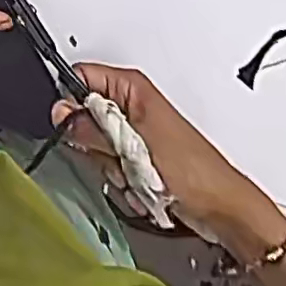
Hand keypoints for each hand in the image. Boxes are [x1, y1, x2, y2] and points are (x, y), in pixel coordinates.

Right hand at [52, 64, 285, 257]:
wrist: (222, 208)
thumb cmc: (193, 171)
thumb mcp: (133, 147)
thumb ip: (93, 128)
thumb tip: (63, 113)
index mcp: (130, 86)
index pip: (79, 77)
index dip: (70, 102)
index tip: (71, 126)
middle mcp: (130, 103)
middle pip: (84, 114)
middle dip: (95, 143)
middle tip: (115, 155)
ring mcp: (133, 132)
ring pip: (96, 144)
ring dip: (110, 166)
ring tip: (134, 174)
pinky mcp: (137, 156)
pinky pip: (110, 164)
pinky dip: (121, 180)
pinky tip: (140, 186)